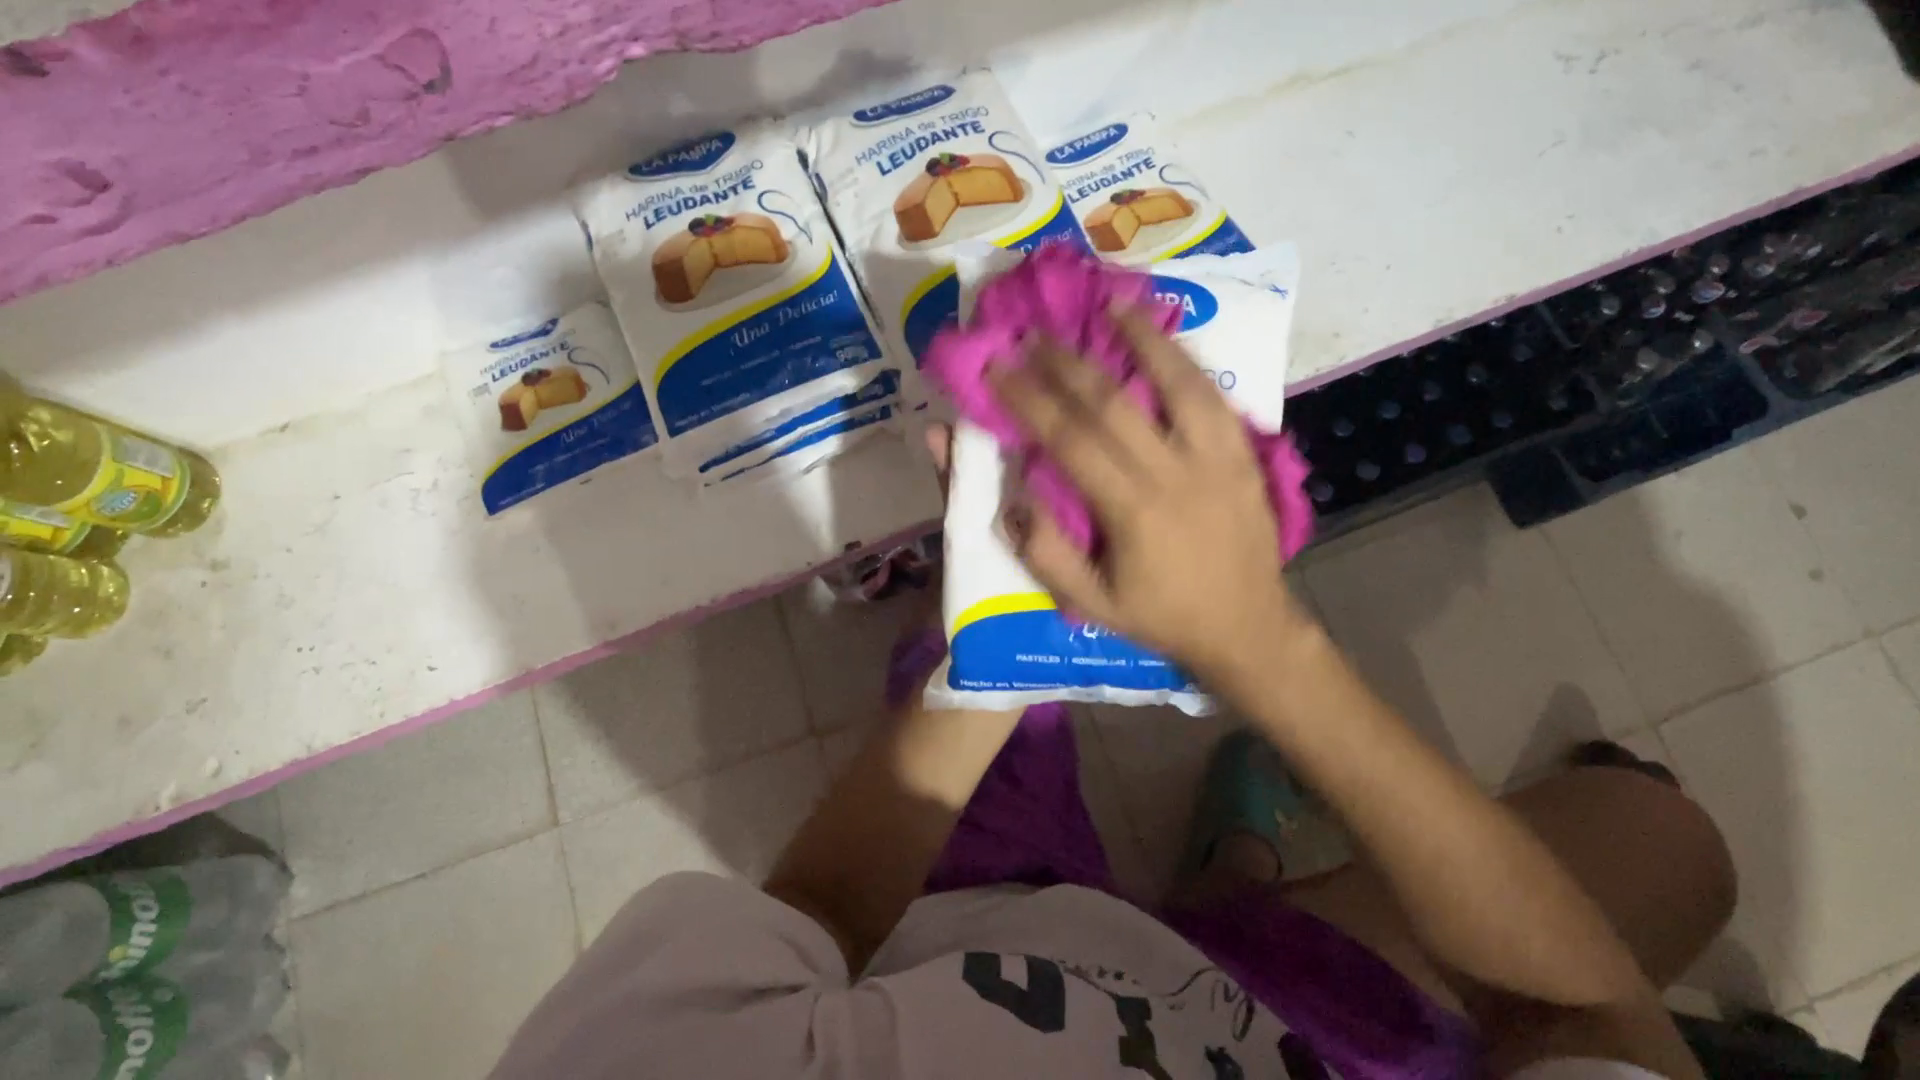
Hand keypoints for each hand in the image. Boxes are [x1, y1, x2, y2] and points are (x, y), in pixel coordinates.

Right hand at [991, 307, 1309, 681]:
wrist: (1248, 628)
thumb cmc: (1163, 617)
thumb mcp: (1092, 604)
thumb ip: (1046, 554)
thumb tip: (1013, 499)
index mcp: (1132, 511)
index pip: (1069, 440)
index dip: (1028, 399)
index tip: (997, 369)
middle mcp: (1175, 473)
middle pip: (1113, 403)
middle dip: (1066, 363)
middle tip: (1033, 333)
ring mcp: (1218, 458)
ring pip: (1178, 384)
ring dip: (1142, 339)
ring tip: (1112, 304)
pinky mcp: (1245, 454)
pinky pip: (1215, 396)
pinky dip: (1189, 362)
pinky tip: (1170, 338)